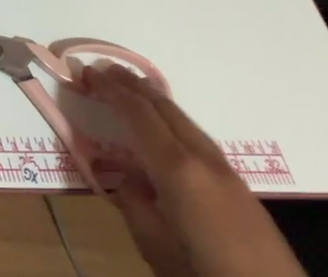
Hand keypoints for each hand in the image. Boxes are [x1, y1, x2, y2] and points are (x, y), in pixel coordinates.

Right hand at [80, 64, 305, 276]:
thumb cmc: (203, 271)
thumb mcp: (152, 241)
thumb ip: (131, 199)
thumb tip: (119, 173)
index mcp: (176, 168)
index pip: (138, 114)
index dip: (110, 89)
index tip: (85, 72)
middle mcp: (203, 160)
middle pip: (167, 109)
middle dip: (134, 85)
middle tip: (105, 70)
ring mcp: (228, 173)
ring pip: (186, 123)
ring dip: (156, 102)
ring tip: (133, 91)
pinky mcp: (242, 189)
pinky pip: (200, 141)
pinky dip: (174, 123)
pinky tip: (167, 132)